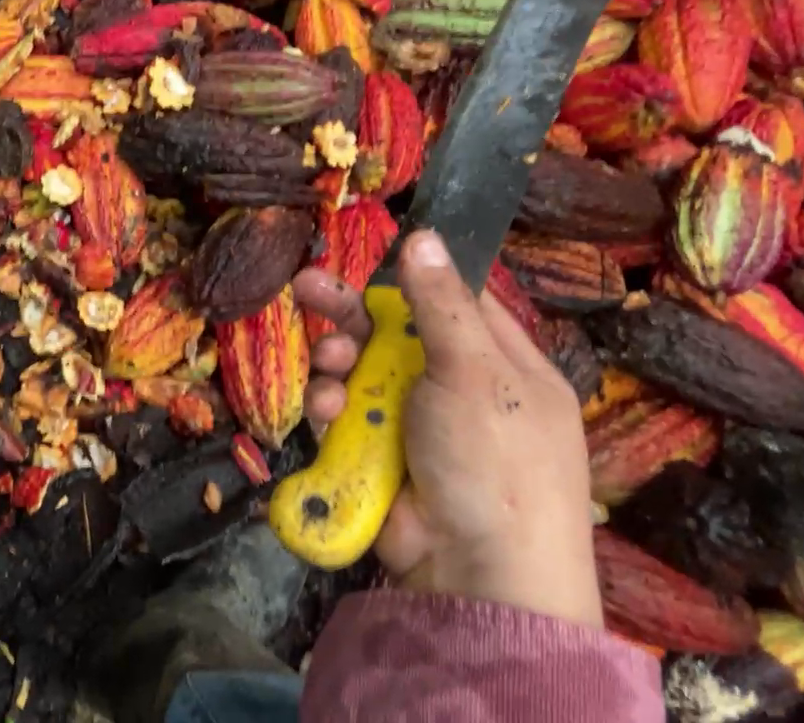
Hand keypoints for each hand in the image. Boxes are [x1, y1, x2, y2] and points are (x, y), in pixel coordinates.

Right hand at [292, 230, 602, 628]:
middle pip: (390, 332)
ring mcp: (410, 421)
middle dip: (348, 314)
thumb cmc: (493, 460)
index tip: (366, 259)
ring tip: (331, 370)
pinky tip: (326, 413)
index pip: (452, 304)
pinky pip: (340, 413)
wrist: (474, 569)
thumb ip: (439, 304)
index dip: (409, 280)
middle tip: (304, 287)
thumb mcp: (473, 372)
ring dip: (336, 365)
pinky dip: (329, 410)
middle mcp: (454, 387)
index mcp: (499, 365)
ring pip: (356, 370)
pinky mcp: (373, 450)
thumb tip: (422, 234)